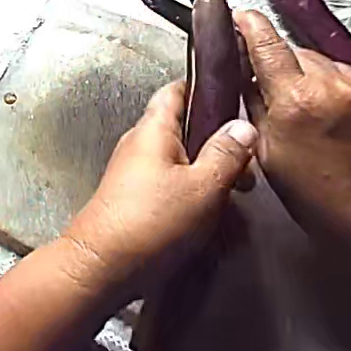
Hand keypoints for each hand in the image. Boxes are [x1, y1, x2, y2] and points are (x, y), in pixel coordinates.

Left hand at [61, 80, 256, 297]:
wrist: (104, 263)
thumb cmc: (152, 221)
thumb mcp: (202, 187)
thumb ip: (226, 154)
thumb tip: (243, 126)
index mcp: (152, 129)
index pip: (176, 91)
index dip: (205, 87)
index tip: (236, 94)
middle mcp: (140, 143)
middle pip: (186, 129)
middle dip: (220, 146)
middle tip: (247, 169)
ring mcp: (136, 170)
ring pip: (183, 161)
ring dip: (211, 176)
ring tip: (236, 200)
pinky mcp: (136, 195)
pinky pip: (173, 184)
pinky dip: (196, 195)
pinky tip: (214, 219)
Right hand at [234, 10, 350, 265]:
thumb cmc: (318, 198)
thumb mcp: (267, 154)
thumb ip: (255, 108)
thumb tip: (247, 79)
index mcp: (295, 102)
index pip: (267, 46)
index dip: (250, 26)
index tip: (240, 16)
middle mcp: (335, 87)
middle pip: (298, 53)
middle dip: (282, 63)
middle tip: (275, 86)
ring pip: (329, 64)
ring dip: (314, 76)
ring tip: (312, 107)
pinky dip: (343, 89)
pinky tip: (342, 116)